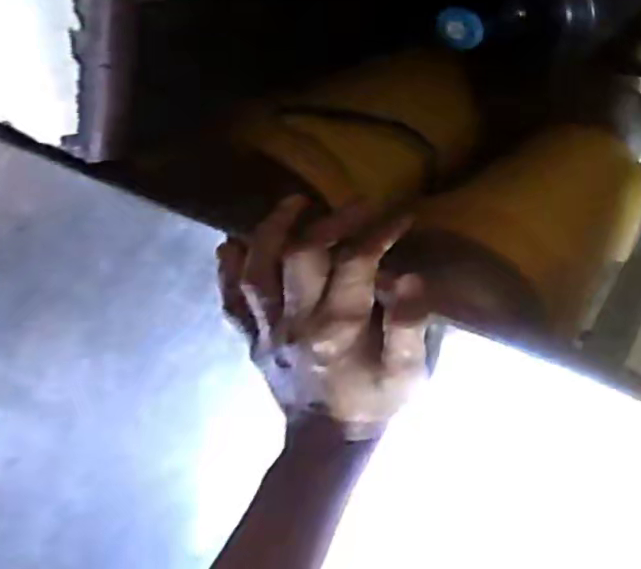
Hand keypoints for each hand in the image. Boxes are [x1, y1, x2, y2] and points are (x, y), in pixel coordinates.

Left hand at [218, 195, 429, 441]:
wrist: (327, 440)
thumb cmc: (379, 396)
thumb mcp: (410, 366)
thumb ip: (412, 322)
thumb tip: (412, 276)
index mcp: (338, 326)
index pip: (356, 262)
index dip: (381, 231)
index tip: (406, 214)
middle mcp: (295, 323)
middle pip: (300, 256)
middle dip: (330, 221)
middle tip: (360, 201)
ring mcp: (267, 331)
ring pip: (256, 271)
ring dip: (272, 232)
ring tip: (293, 202)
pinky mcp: (253, 338)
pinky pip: (232, 299)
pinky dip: (228, 269)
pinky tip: (233, 244)